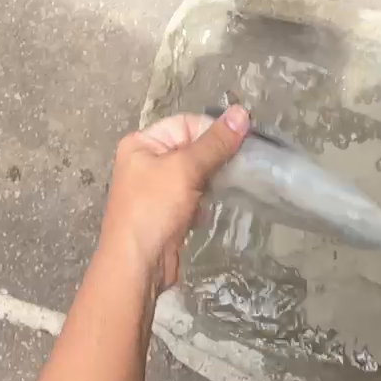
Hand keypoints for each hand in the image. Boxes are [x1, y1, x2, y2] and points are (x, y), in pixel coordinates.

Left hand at [99, 105, 250, 287]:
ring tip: (233, 188)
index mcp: (142, 144)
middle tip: (242, 167)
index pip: (186, 125)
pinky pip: (193, 202)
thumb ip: (214, 144)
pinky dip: (205, 205)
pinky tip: (213, 211)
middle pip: (192, 151)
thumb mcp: (184, 169)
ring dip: (213, 184)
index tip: (242, 143)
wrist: (138, 266)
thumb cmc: (153, 211)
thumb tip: (242, 113)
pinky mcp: (168, 217)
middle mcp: (147, 164)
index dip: (213, 132)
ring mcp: (158, 193)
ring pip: (195, 178)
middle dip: (215, 159)